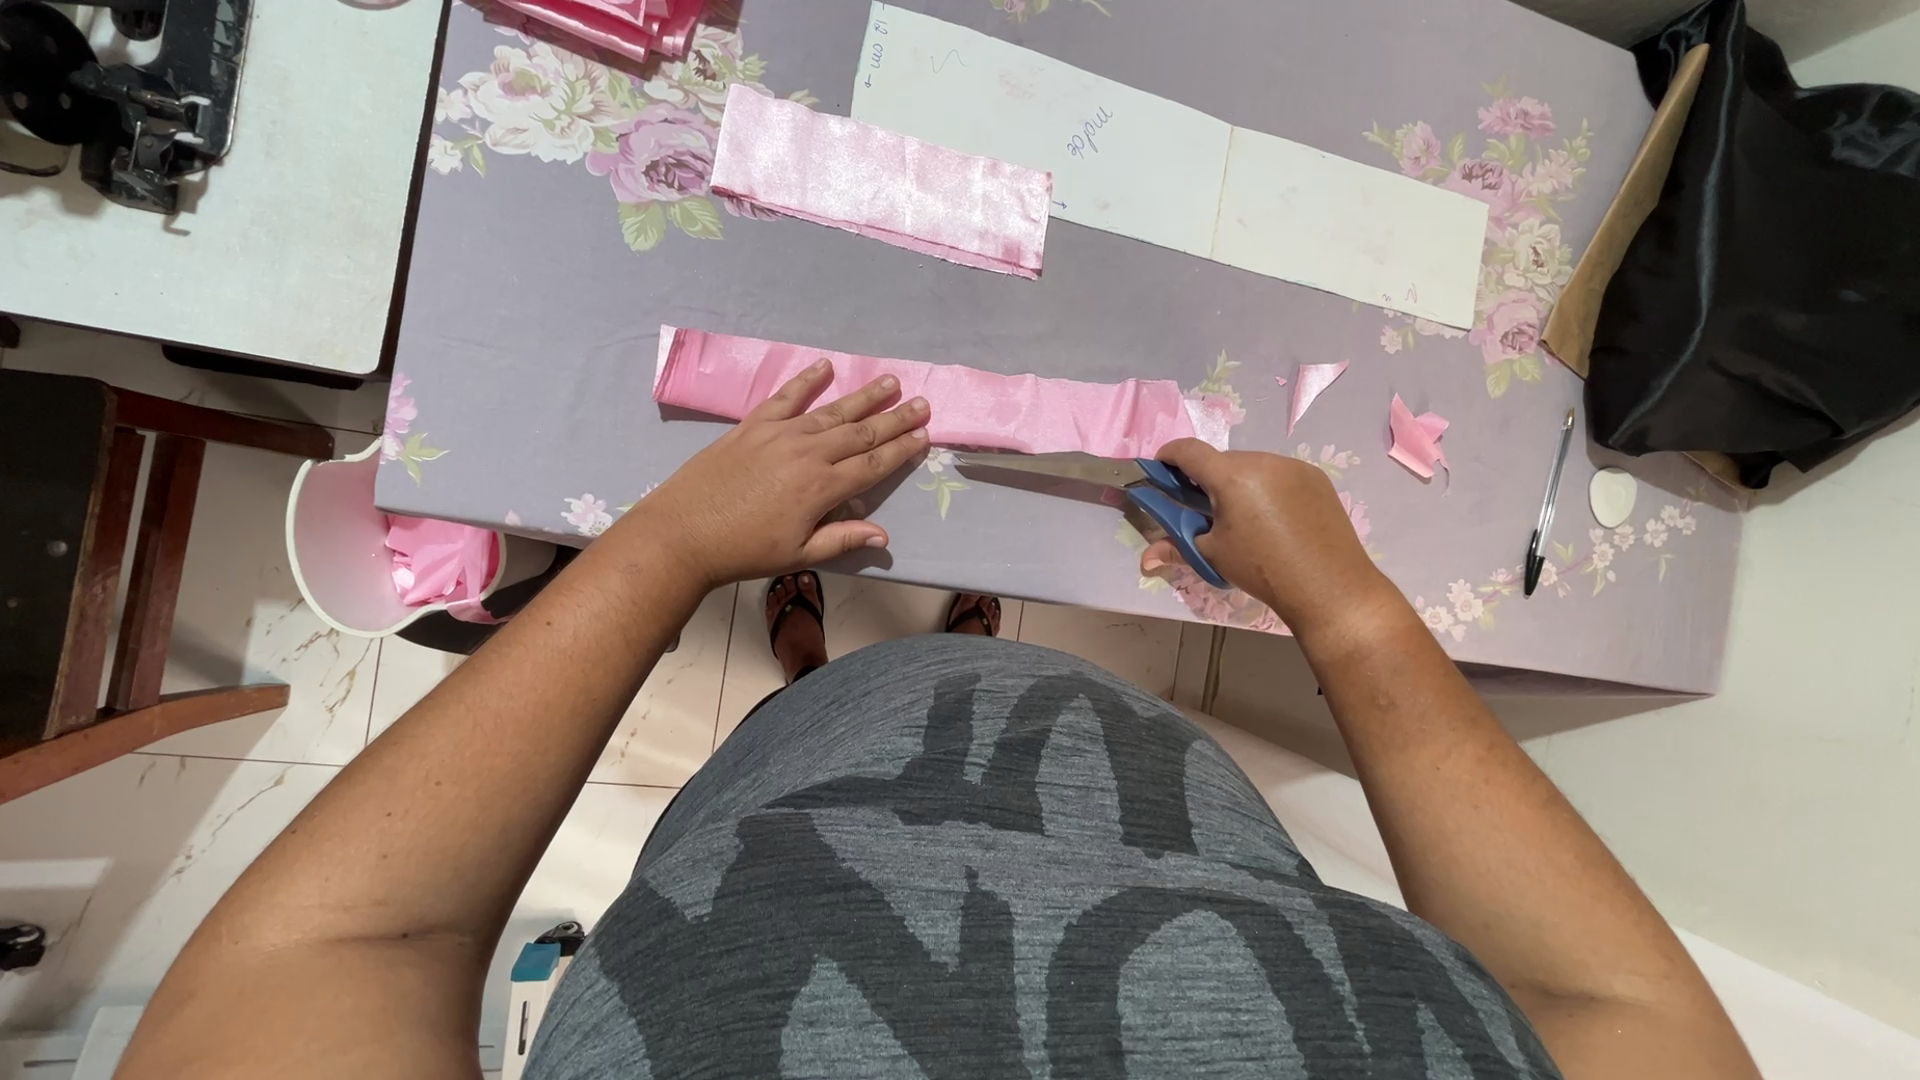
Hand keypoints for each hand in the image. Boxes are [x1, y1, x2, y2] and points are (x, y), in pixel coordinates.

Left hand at [622, 360, 929, 589]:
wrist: (683, 533)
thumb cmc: (744, 550)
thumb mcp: (798, 553)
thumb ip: (842, 539)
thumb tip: (884, 536)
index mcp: (821, 488)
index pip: (872, 464)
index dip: (901, 449)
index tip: (924, 436)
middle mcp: (807, 453)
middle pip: (860, 432)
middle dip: (895, 418)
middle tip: (922, 403)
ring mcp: (779, 434)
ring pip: (831, 411)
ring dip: (864, 396)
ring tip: (890, 382)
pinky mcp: (752, 425)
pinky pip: (786, 397)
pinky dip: (806, 381)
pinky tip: (825, 367)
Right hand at [1141, 439, 1397, 636]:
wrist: (1329, 585)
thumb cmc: (1262, 569)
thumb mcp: (1213, 556)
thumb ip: (1175, 547)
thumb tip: (1145, 560)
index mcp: (1231, 476)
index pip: (1189, 450)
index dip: (1168, 456)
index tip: (1160, 469)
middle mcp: (1262, 461)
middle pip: (1221, 460)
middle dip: (1205, 477)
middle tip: (1202, 508)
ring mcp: (1293, 466)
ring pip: (1251, 465)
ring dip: (1236, 482)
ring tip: (1241, 518)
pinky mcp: (1315, 477)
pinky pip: (1278, 473)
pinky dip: (1265, 487)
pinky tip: (1272, 518)